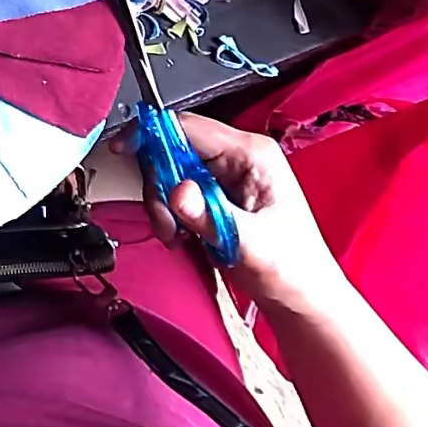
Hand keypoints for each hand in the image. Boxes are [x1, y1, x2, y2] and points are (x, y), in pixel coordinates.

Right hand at [119, 113, 348, 314]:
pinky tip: (184, 236)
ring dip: (163, 204)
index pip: (188, 127)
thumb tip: (178, 190)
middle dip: (159, 185)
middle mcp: (237, 156)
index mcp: (252, 153)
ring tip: (177, 235)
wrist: (304, 299)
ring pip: (170, 171)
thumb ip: (211, 216)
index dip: (151, 134)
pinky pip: (177, 190)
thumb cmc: (294, 271)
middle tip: (166, 222)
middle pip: (173, 149)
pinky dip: (170, 213)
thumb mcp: (252, 245)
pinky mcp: (216, 193)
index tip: (123, 148)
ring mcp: (226, 174)